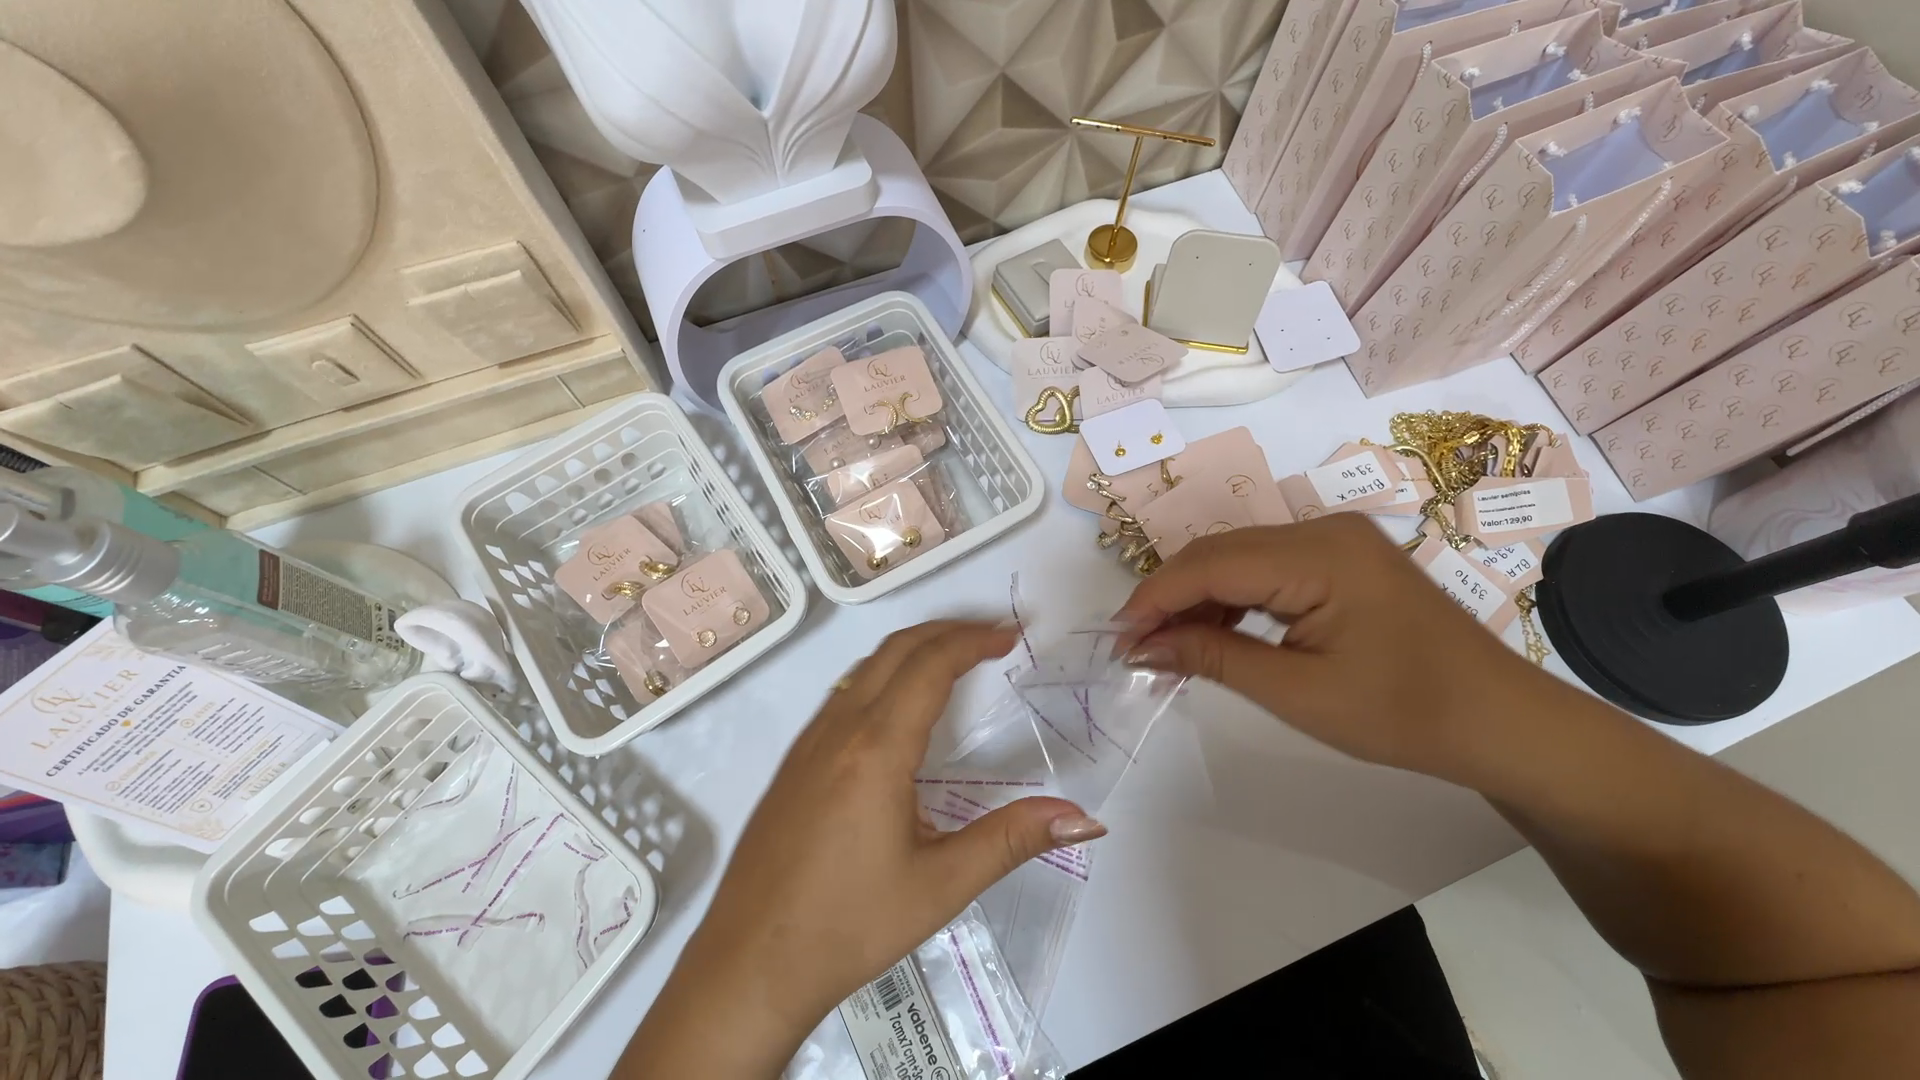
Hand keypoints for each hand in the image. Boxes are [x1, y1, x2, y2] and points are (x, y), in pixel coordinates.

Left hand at [617, 621, 1101, 1078]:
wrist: (748, 965)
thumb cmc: (849, 925)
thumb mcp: (941, 885)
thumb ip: (1013, 840)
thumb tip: (1084, 818)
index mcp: (877, 748)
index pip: (930, 665)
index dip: (973, 640)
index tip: (1012, 636)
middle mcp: (837, 730)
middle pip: (895, 650)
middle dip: (946, 631)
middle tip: (992, 637)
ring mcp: (807, 744)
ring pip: (862, 668)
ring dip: (912, 649)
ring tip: (954, 661)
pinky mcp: (791, 765)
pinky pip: (841, 694)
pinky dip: (882, 675)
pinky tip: (899, 711)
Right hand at [1115, 516, 1555, 780]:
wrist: (1500, 722)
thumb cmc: (1403, 713)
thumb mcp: (1297, 692)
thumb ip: (1212, 657)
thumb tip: (1141, 646)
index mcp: (1320, 553)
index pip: (1210, 563)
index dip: (1154, 598)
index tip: (1114, 638)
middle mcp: (1325, 529)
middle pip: (1220, 552)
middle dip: (1170, 596)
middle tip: (1133, 645)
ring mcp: (1337, 540)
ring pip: (1240, 557)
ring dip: (1199, 597)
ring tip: (1166, 645)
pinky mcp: (1343, 560)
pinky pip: (1269, 568)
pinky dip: (1234, 598)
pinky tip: (1215, 631)